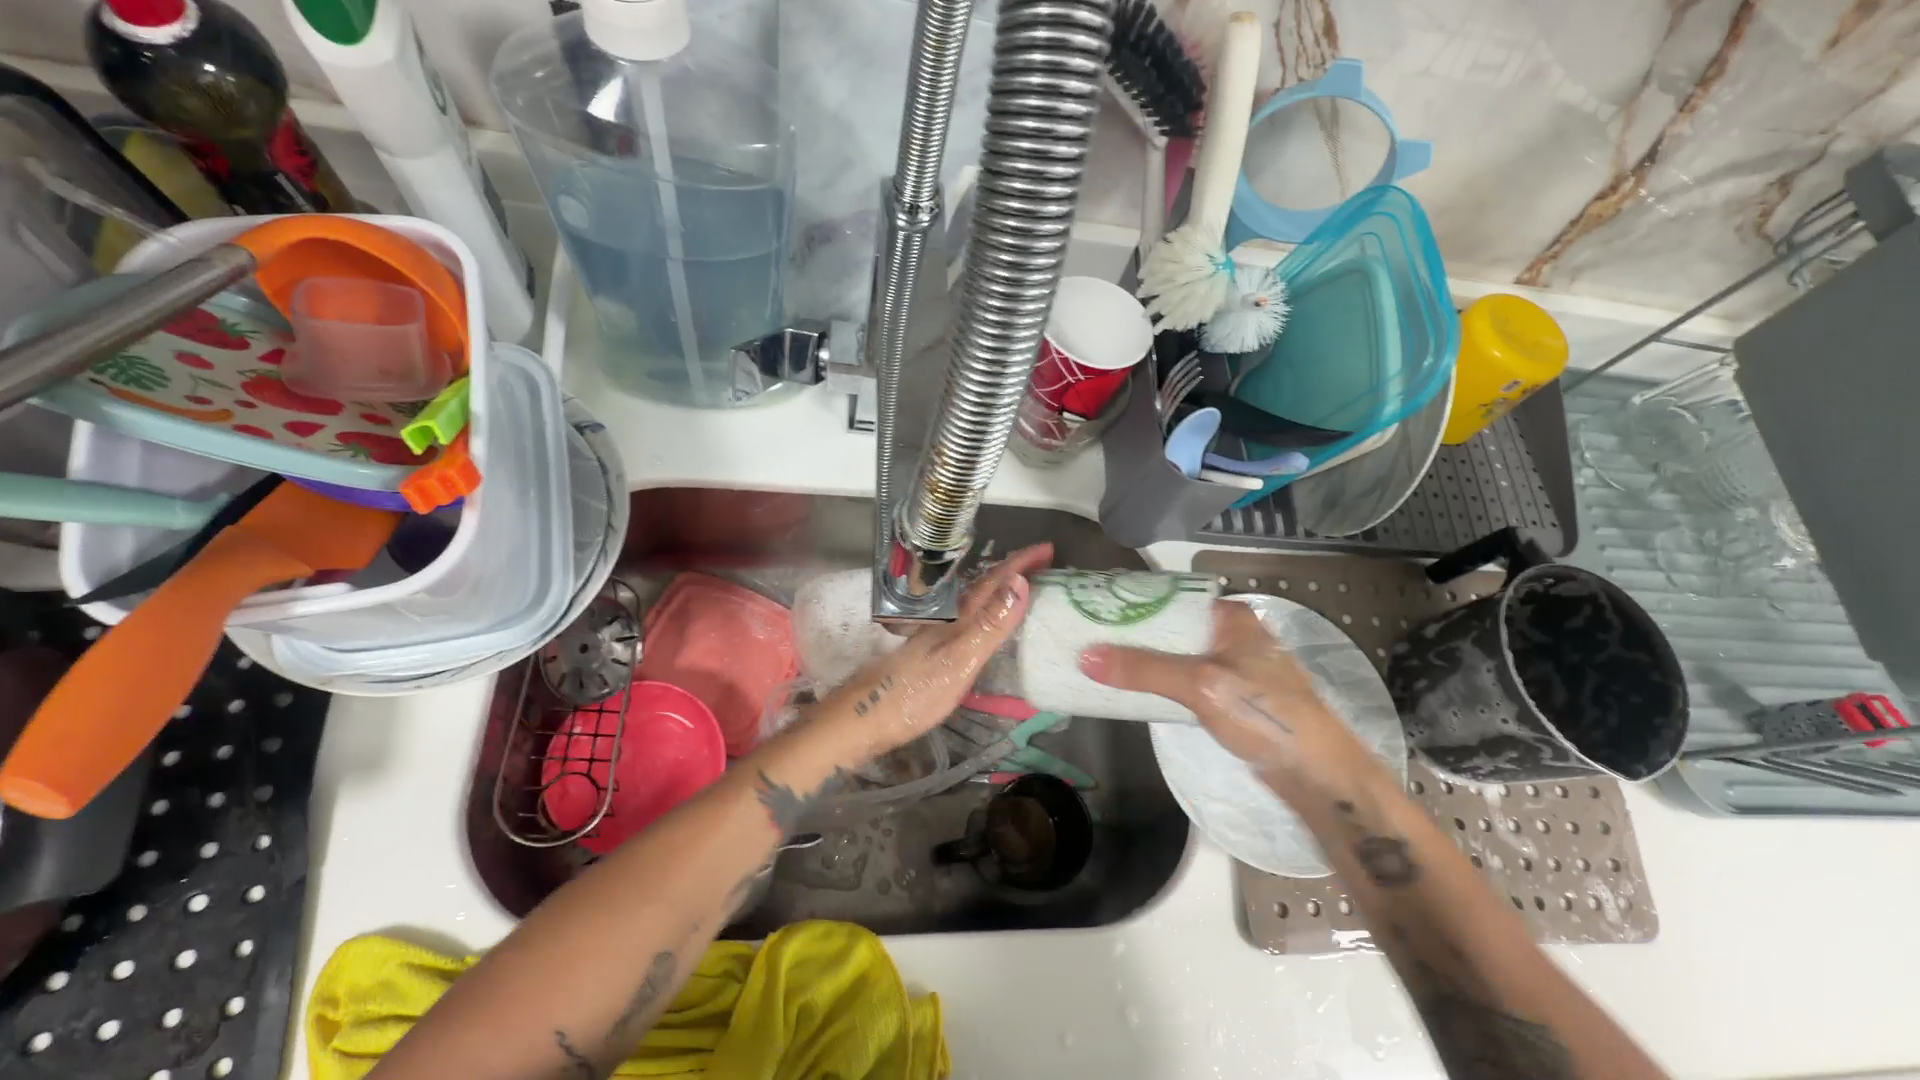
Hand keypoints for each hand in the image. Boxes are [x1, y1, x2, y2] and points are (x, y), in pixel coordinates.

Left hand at [810, 544, 1050, 763]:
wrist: (862, 721)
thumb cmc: (911, 696)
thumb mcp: (958, 662)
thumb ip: (988, 626)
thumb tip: (1019, 584)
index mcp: (955, 620)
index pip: (994, 582)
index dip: (1020, 564)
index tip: (1048, 549)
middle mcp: (945, 622)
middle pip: (984, 588)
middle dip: (1012, 573)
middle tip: (1041, 564)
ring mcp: (935, 637)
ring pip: (973, 604)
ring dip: (999, 592)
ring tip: (1021, 587)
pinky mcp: (929, 654)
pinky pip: (967, 623)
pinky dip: (985, 615)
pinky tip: (986, 627)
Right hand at [1079, 600, 1366, 780]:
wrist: (1316, 772)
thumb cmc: (1264, 714)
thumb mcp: (1200, 685)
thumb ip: (1144, 670)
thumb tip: (1085, 657)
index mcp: (1232, 617)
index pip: (1172, 598)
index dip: (1133, 602)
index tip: (1093, 608)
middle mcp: (1232, 635)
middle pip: (1171, 628)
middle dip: (1132, 635)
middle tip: (1087, 637)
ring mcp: (1232, 668)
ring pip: (1176, 657)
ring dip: (1143, 662)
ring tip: (1098, 661)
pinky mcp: (1230, 699)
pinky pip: (1184, 682)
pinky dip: (1159, 684)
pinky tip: (1130, 690)